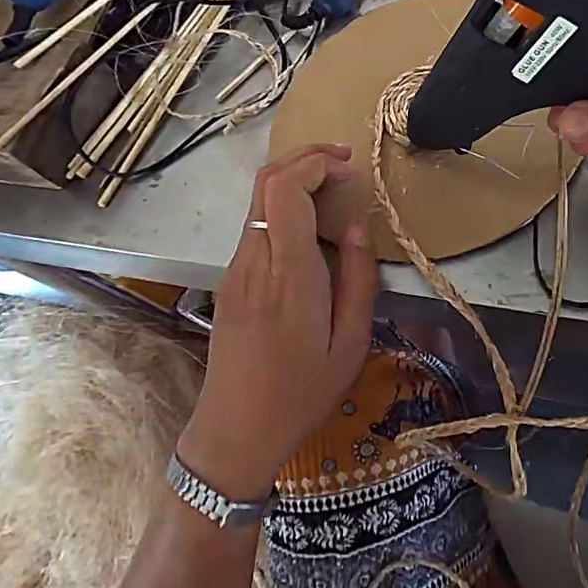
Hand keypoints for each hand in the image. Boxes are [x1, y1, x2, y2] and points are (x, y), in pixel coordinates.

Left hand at [177, 144, 378, 500]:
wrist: (235, 429)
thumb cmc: (301, 394)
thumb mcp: (350, 345)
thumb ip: (358, 281)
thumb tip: (357, 227)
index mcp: (289, 277)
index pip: (286, 191)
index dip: (315, 164)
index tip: (349, 167)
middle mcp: (254, 263)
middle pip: (265, 183)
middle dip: (303, 158)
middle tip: (342, 160)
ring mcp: (234, 270)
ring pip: (257, 202)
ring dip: (292, 181)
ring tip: (332, 189)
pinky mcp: (229, 281)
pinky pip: (254, 228)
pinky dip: (281, 209)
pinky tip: (309, 228)